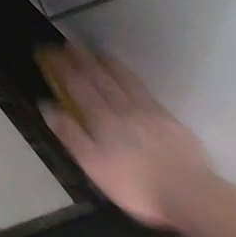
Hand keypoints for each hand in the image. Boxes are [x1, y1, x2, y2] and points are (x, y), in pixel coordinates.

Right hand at [36, 42, 218, 231]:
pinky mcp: (166, 117)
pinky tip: (126, 74)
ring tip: (95, 50)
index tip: (51, 52)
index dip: (63, 68)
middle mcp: (122, 108)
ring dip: (106, 63)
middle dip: (81, 60)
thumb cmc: (133, 185)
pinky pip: (141, 88)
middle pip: (99, 78)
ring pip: (122, 80)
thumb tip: (48, 106)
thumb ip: (70, 134)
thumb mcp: (93, 165)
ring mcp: (147, 110)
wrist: (187, 193)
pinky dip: (129, 75)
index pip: (78, 86)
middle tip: (68, 43)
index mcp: (102, 120)